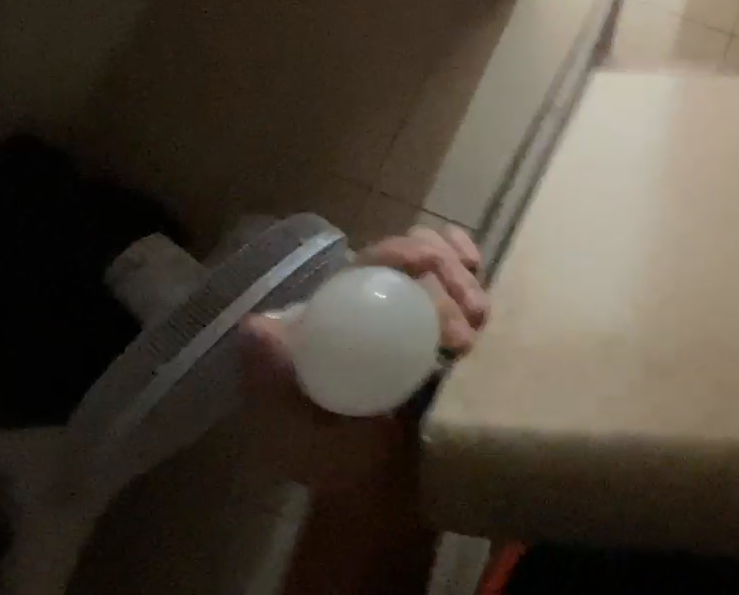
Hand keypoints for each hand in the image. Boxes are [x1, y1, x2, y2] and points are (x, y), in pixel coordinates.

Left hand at [237, 224, 489, 491]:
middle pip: (415, 253)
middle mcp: (373, 295)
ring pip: (444, 258)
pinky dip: (472, 263)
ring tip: (480, 322)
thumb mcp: (294, 433)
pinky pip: (463, 271)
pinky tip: (478, 273)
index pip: (369, 262)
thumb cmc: (338, 461)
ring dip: (466, 281)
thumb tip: (257, 326)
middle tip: (468, 328)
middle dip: (447, 276)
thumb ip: (274, 385)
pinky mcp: (449, 313)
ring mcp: (414, 303)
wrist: (394, 487)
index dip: (400, 251)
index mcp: (334, 312)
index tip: (430, 265)